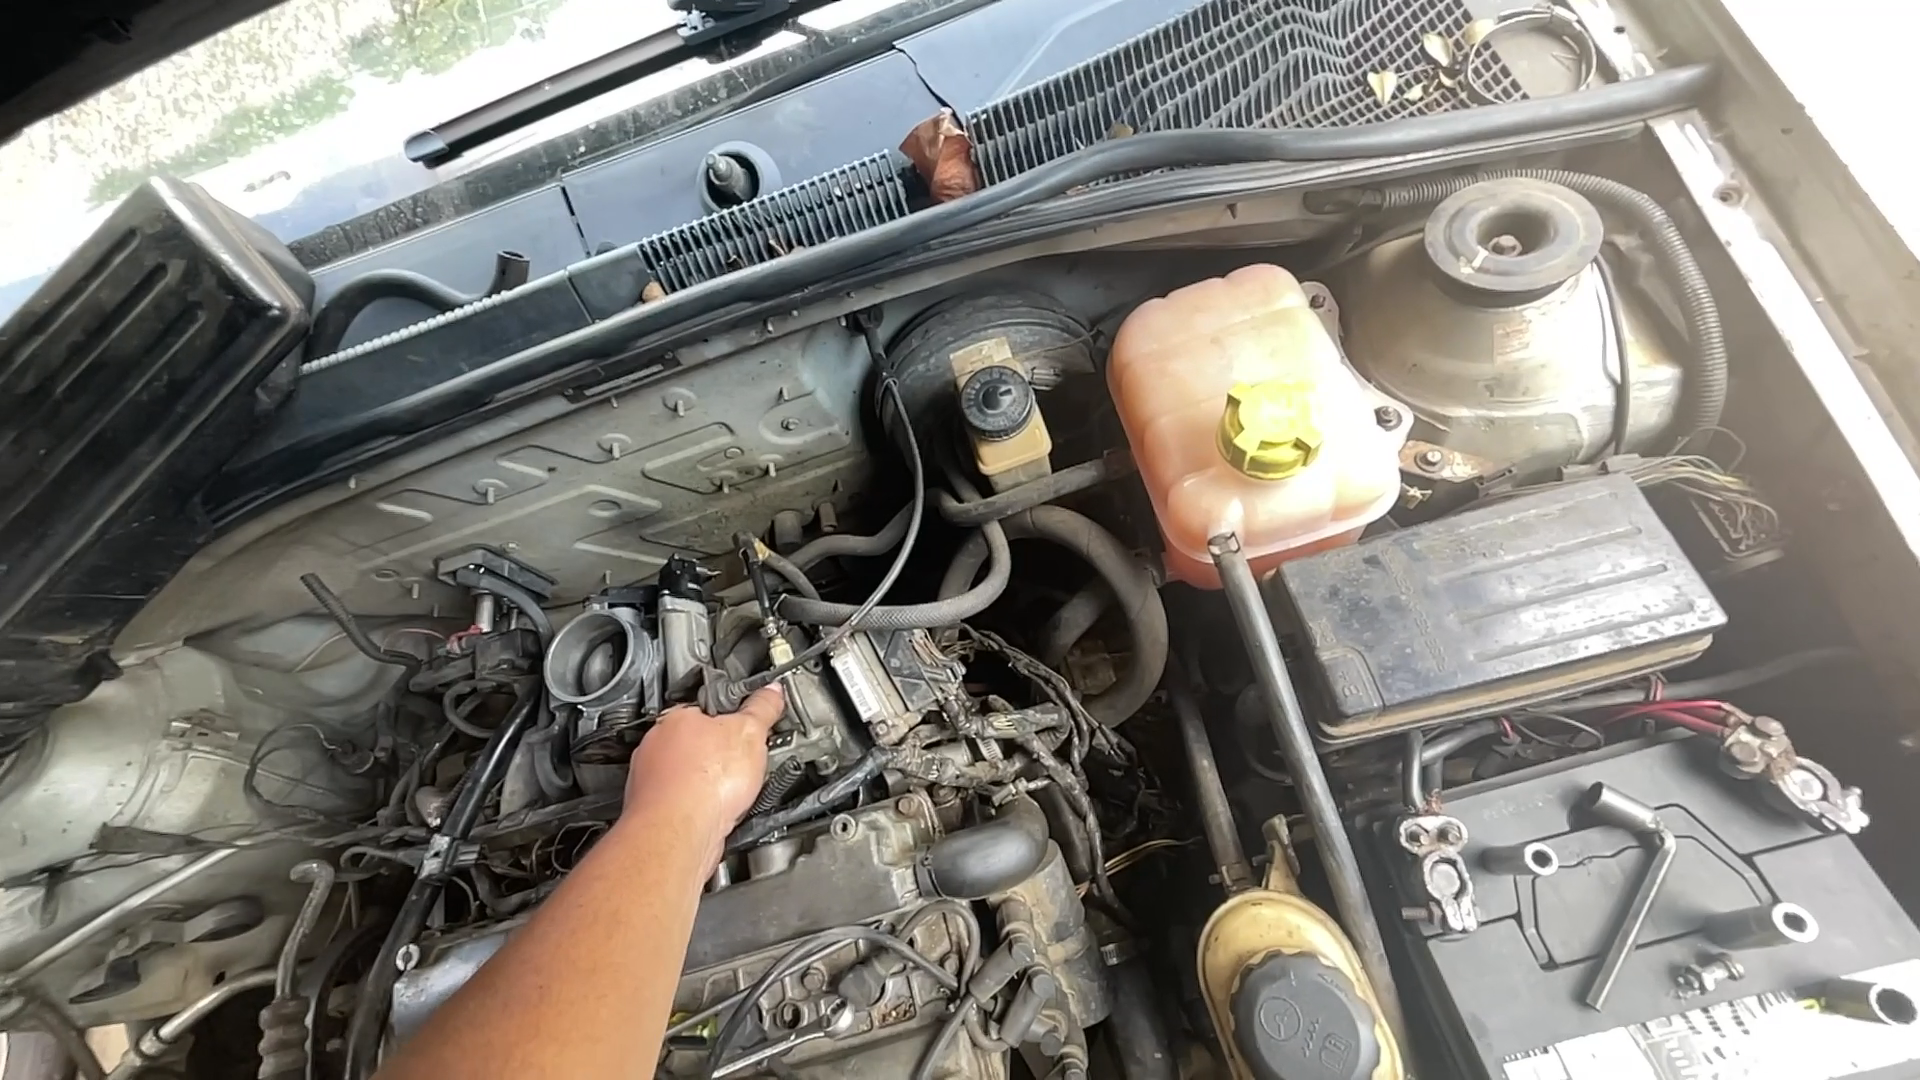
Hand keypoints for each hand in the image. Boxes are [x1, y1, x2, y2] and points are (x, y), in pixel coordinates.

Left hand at [621, 683, 785, 861]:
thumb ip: (762, 709)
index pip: (707, 706)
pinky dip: (704, 807)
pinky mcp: (657, 814)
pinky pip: (688, 803)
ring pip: (692, 775)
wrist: (679, 834)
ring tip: (734, 789)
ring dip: (712, 782)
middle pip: (698, 741)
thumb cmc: (703, 782)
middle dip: (722, 751)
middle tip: (746, 758)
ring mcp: (652, 783)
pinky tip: (719, 811)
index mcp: (676, 719)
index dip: (733, 716)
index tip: (749, 723)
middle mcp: (656, 747)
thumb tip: (772, 692)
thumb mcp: (750, 732)